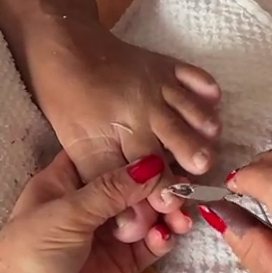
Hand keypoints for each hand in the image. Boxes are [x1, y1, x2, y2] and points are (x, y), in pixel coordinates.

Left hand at [0, 151, 185, 272]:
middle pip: (130, 185)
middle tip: (178, 190)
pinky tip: (165, 237)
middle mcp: (88, 203)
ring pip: (144, 213)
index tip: (163, 149)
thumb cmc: (33, 250)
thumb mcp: (68, 212)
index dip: (130, 152)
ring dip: (164, 213)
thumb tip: (152, 162)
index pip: (102, 155)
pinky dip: (161, 239)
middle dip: (155, 186)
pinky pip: (148, 244)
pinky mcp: (121, 263)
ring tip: (179, 217)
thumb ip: (112, 188)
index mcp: (64, 181)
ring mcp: (106, 233)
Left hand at [6, 6, 220, 241]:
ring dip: (208, 133)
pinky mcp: (167, 64)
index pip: (154, 173)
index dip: (167, 193)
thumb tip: (133, 224)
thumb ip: (105, 184)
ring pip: (199, 114)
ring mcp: (160, 84)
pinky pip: (199, 78)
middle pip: (187, 144)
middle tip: (195, 171)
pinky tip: (209, 105)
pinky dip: (209, 93)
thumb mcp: (76, 148)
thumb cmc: (67, 103)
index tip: (173, 207)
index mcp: (122, 133)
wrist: (63, 48)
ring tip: (205, 144)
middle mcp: (147, 109)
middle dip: (196, 164)